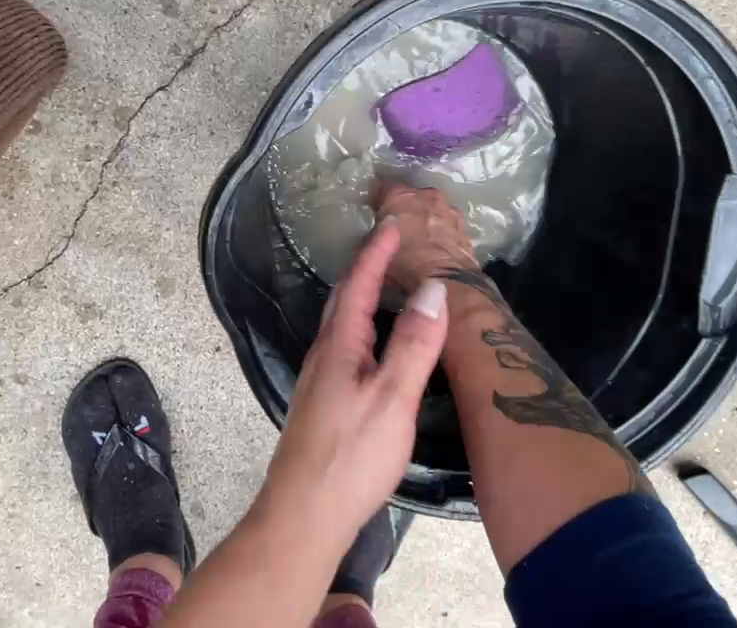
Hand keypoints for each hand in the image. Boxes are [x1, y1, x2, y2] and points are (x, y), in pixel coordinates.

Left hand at [256, 225, 448, 544]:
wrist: (304, 513)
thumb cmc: (350, 455)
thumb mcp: (392, 398)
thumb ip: (413, 344)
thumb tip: (432, 288)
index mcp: (339, 345)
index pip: (357, 284)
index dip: (376, 253)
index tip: (392, 223)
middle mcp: (324, 354)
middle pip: (344, 299)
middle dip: (367, 268)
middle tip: (392, 247)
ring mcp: (320, 379)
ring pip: (343, 324)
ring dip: (363, 297)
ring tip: (389, 287)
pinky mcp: (324, 402)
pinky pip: (346, 347)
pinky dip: (365, 328)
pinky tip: (377, 347)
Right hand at [371, 182, 479, 291]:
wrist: (443, 279)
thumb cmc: (401, 261)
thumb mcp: (373, 248)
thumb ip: (374, 233)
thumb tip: (374, 234)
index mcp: (399, 194)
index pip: (382, 187)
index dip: (378, 198)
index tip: (374, 209)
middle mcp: (426, 195)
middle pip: (413, 196)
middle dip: (407, 207)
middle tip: (400, 225)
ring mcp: (449, 210)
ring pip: (434, 209)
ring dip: (428, 218)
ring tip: (421, 238)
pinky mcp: (464, 228)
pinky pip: (448, 226)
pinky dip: (443, 233)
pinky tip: (437, 248)